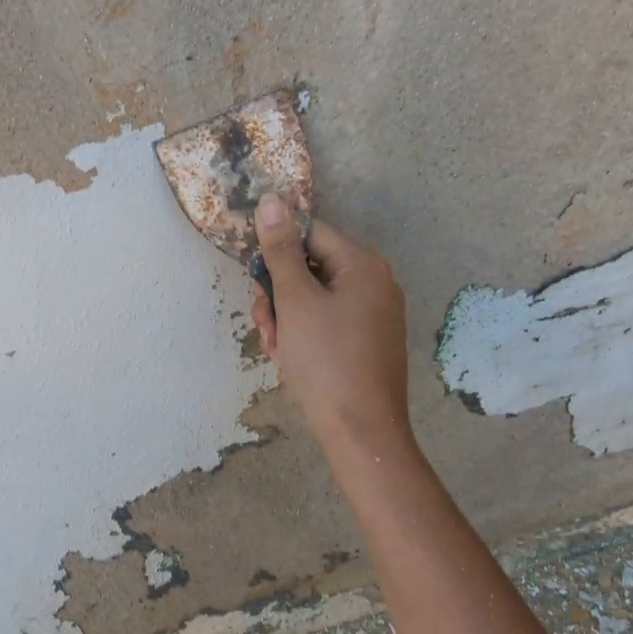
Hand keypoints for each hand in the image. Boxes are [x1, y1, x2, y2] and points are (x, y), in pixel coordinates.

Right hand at [251, 193, 412, 458]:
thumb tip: (271, 200)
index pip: (309, 234)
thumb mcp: (295, 300)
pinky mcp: (368, 342)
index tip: (257, 282)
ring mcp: (374, 315)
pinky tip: (290, 358)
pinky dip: (303, 334)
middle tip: (266, 324)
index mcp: (363, 266)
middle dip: (278, 293)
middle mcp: (375, 283)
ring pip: (313, 297)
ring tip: (276, 346)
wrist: (361, 433)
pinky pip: (327, 321)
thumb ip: (280, 249)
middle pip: (309, 267)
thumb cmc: (327, 360)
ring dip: (286, 317)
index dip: (277, 253)